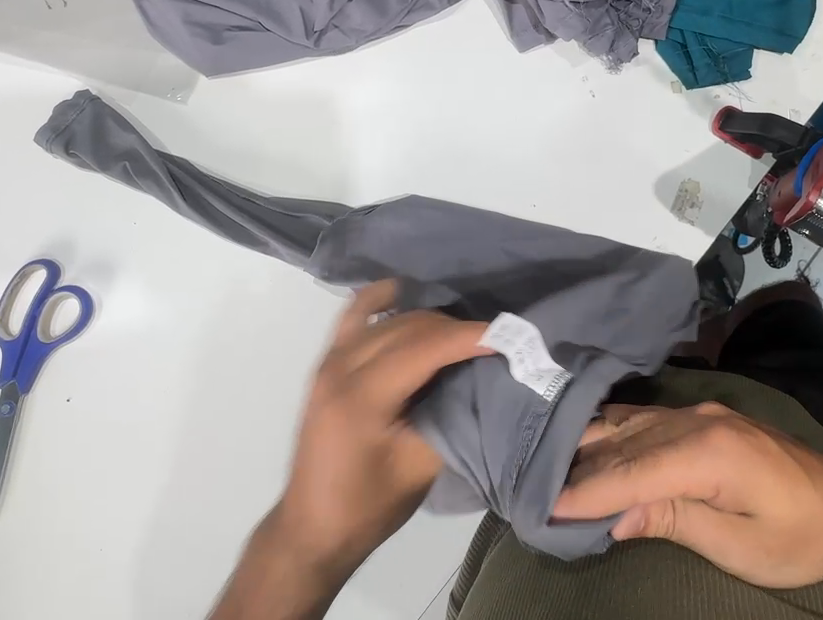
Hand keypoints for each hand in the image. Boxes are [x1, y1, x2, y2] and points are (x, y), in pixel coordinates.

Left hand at [276, 280, 492, 570]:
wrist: (313, 528)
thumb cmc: (369, 505)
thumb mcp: (421, 467)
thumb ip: (456, 416)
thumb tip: (488, 380)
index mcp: (361, 396)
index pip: (425, 347)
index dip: (470, 336)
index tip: (510, 335)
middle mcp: (340, 366)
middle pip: (410, 327)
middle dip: (456, 328)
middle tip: (496, 342)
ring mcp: (329, 360)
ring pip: (390, 318)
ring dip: (430, 320)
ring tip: (463, 335)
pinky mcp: (326, 361)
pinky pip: (356, 312)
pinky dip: (385, 299)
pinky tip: (409, 295)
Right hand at [553, 401, 822, 588]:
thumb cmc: (800, 537)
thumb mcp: (740, 546)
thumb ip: (675, 520)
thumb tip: (614, 516)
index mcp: (707, 452)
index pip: (630, 473)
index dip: (584, 493)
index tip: (540, 507)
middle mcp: (697, 420)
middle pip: (623, 442)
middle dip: (576, 466)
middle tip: (528, 484)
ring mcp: (702, 412)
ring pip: (631, 423)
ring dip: (590, 445)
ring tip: (548, 463)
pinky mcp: (707, 417)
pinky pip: (648, 419)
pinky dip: (615, 432)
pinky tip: (592, 439)